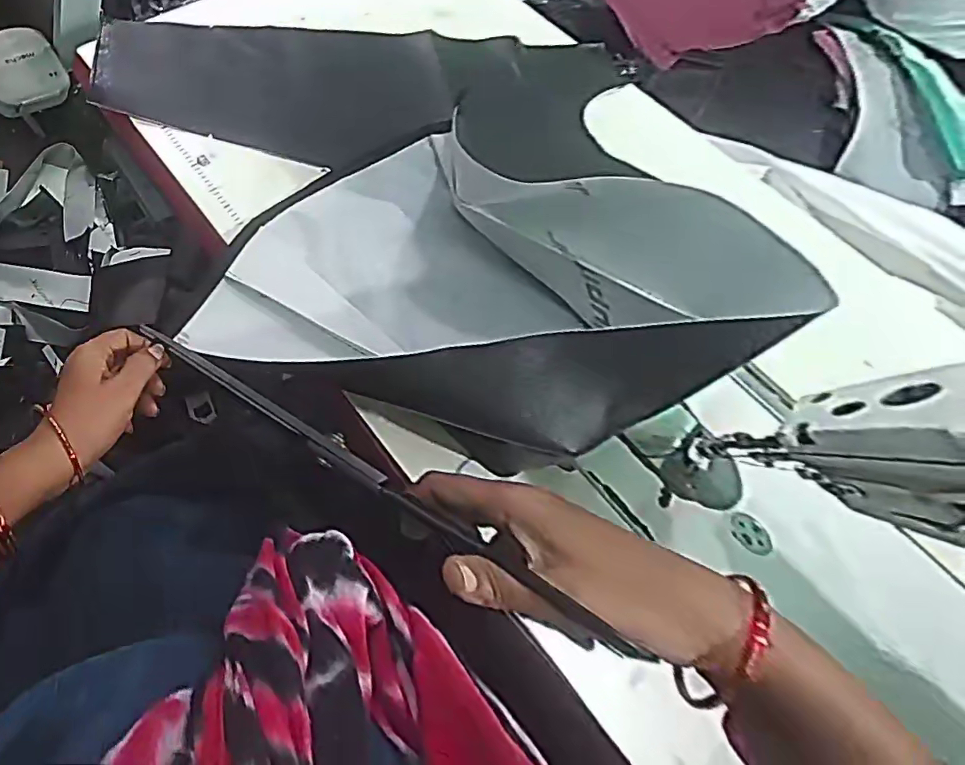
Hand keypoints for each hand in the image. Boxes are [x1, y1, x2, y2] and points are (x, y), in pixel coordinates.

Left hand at [44, 329, 167, 470]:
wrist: (62, 454)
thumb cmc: (86, 424)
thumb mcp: (124, 391)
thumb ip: (143, 366)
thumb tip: (156, 351)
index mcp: (90, 353)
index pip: (125, 335)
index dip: (147, 348)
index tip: (163, 363)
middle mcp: (84, 364)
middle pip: (123, 357)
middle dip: (144, 374)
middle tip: (157, 389)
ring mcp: (82, 383)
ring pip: (118, 378)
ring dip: (137, 392)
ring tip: (148, 408)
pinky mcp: (84, 401)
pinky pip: (110, 394)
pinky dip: (124, 404)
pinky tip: (130, 420)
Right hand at [412, 472, 751, 671]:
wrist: (711, 622)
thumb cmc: (641, 597)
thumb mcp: (555, 592)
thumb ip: (494, 581)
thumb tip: (447, 570)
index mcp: (520, 503)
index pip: (445, 485)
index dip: (414, 498)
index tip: (396, 518)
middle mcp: (530, 506)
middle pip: (460, 504)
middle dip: (438, 527)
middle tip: (426, 557)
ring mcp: (547, 525)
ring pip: (486, 527)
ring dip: (471, 549)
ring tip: (474, 581)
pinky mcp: (562, 546)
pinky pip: (510, 544)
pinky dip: (498, 561)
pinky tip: (511, 591)